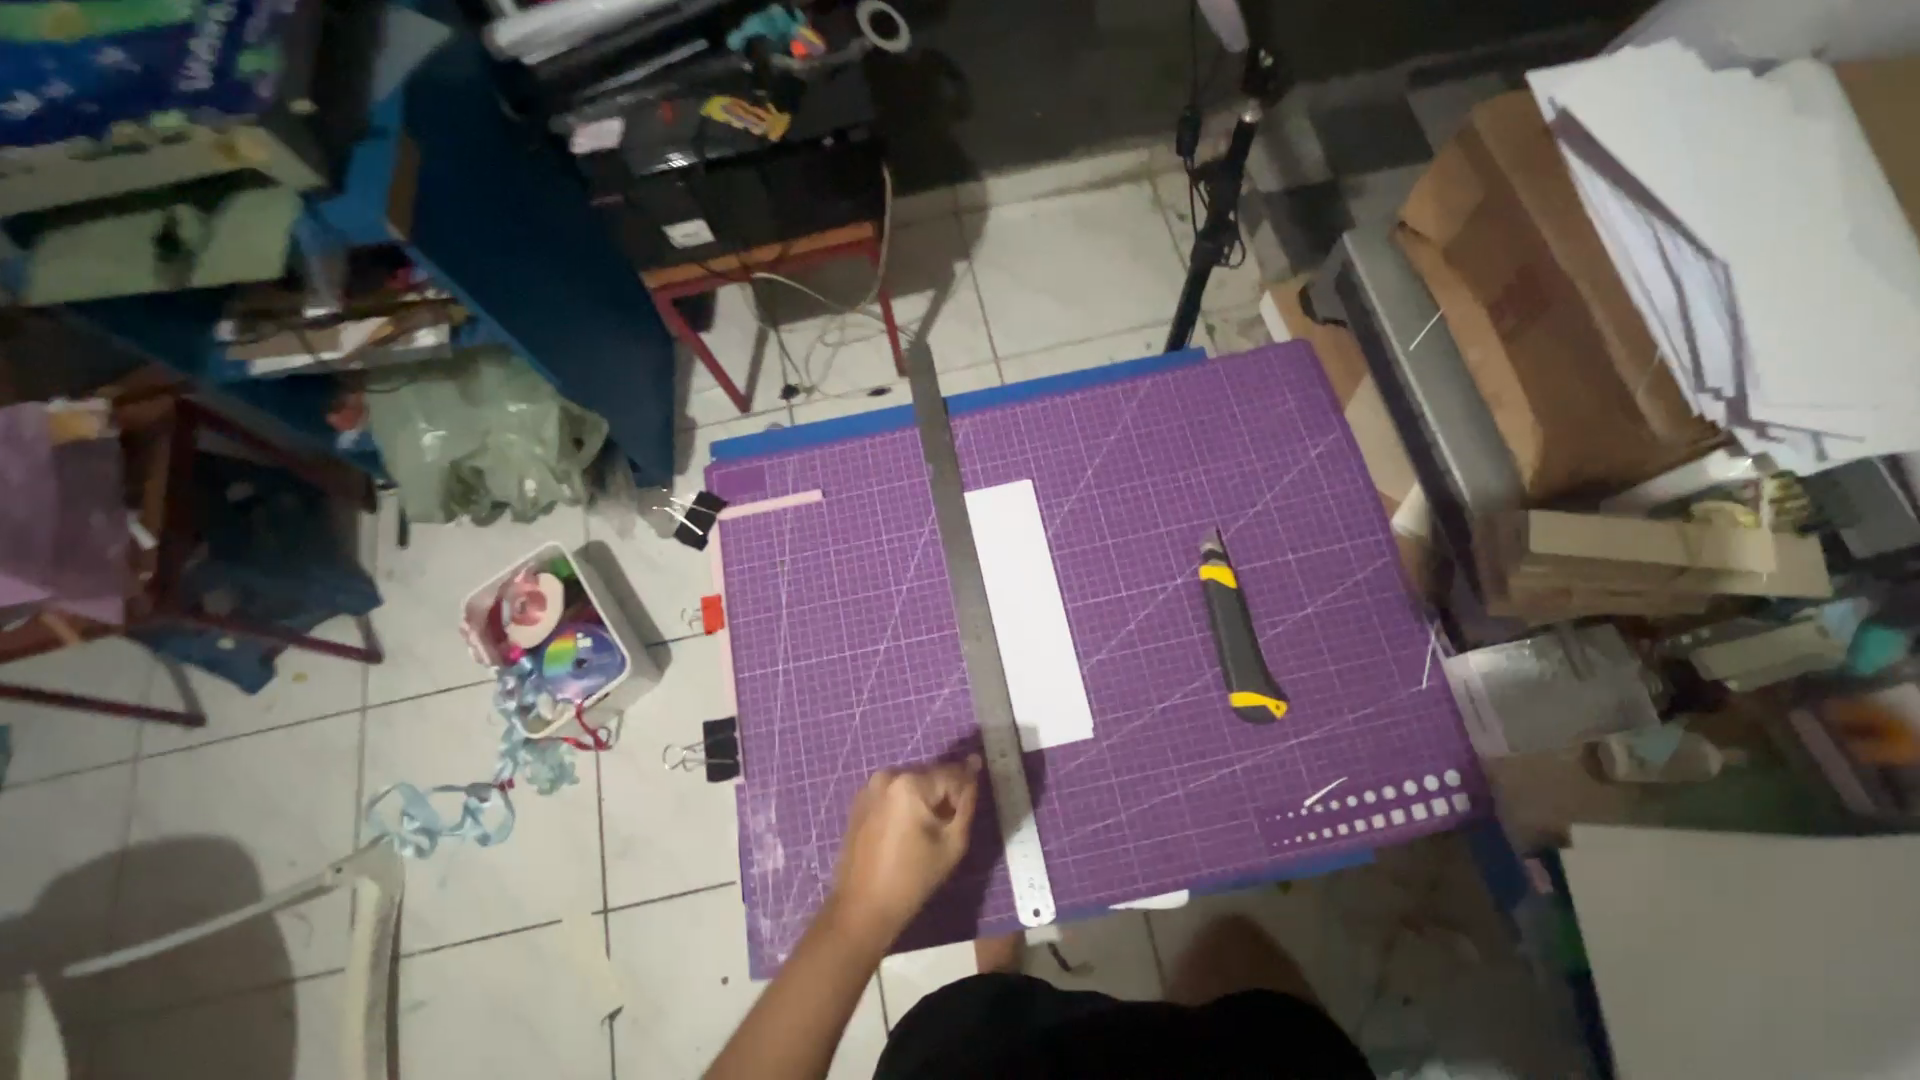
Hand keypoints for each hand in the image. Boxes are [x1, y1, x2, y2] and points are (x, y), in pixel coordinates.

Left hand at [827, 756, 982, 945]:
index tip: (968, 812)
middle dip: (944, 795)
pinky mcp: (859, 801)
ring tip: (928, 833)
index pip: (952, 773)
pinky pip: (893, 794)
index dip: (966, 792)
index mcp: (910, 783)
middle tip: (950, 826)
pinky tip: (907, 834)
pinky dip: (905, 805)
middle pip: (930, 777)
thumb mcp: (953, 842)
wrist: (863, 906)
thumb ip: (967, 802)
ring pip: (911, 785)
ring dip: (925, 800)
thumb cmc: (913, 877)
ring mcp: (869, 787)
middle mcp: (887, 775)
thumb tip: (974, 767)